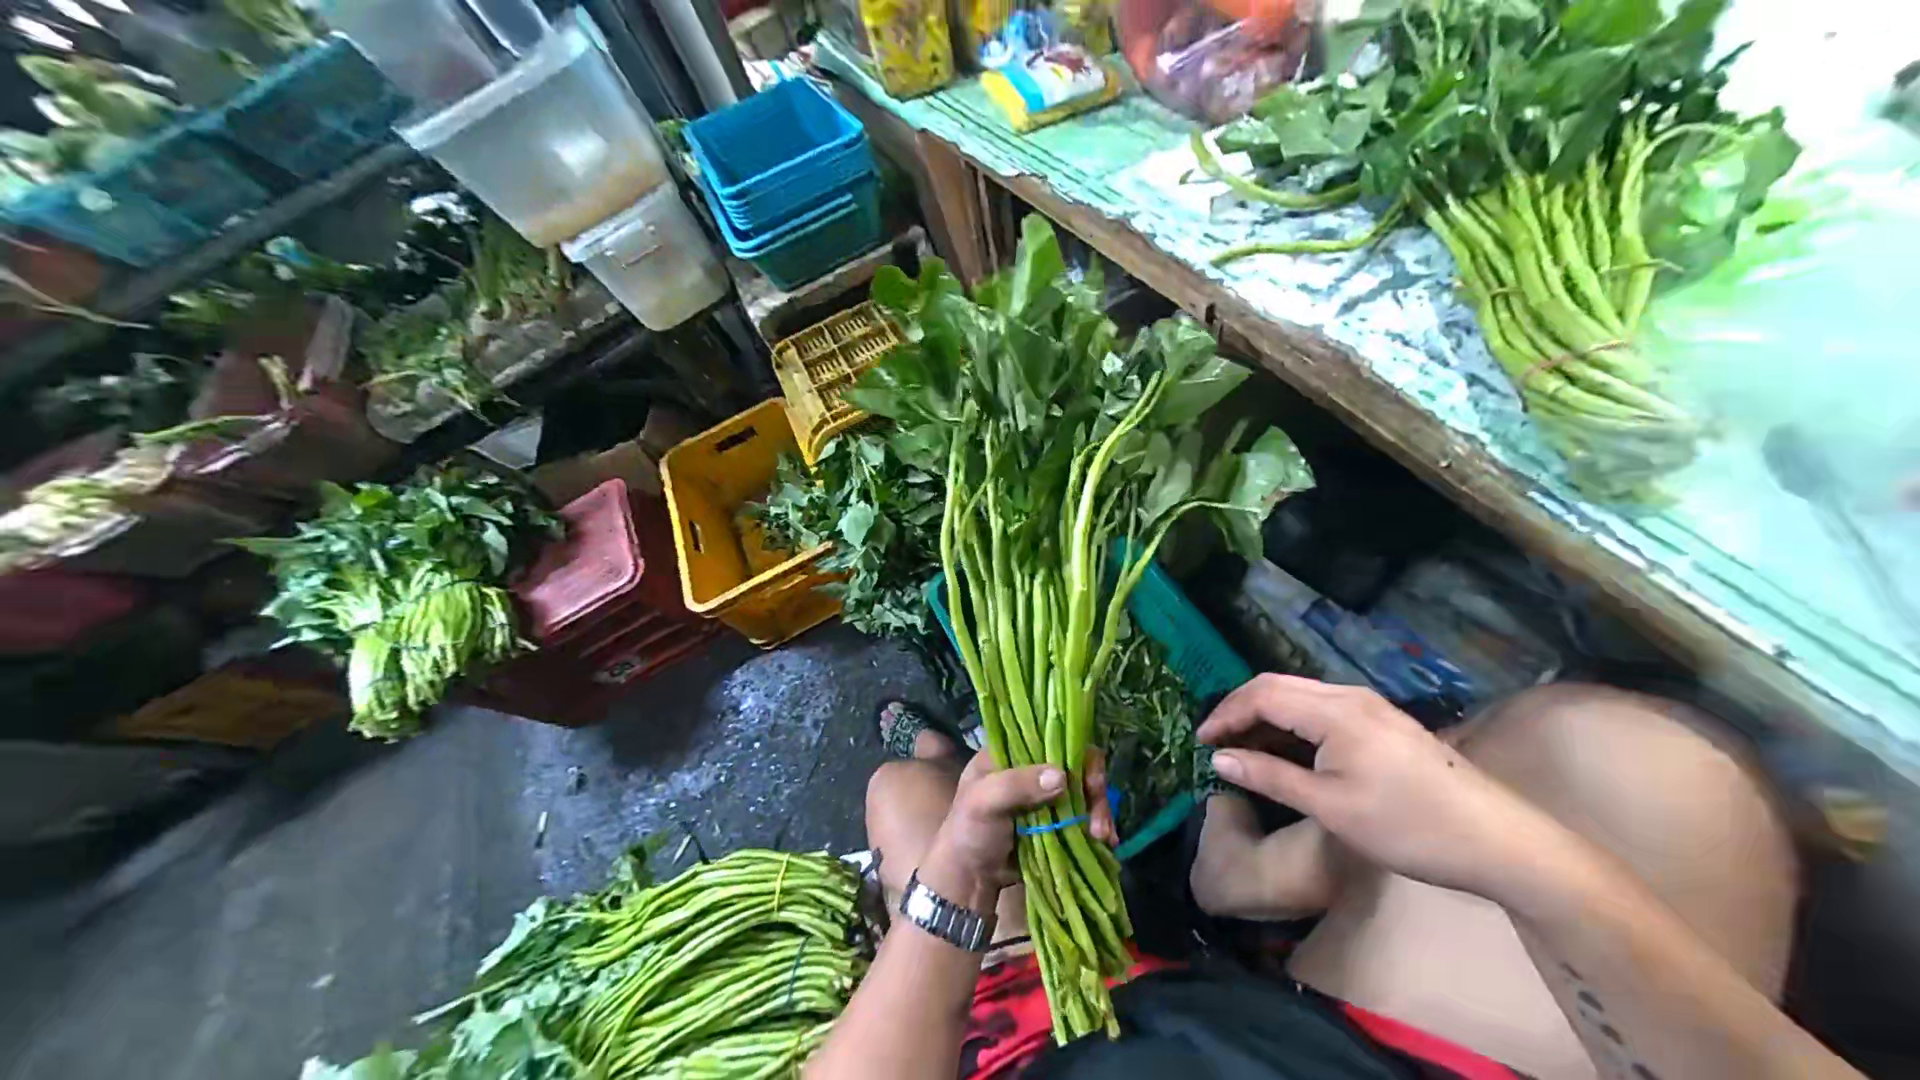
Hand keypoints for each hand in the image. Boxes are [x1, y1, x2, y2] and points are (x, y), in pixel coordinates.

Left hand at [918, 750, 1113, 911]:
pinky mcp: (1057, 819)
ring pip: (1084, 789)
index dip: (1074, 749)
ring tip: (1102, 836)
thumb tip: (1062, 775)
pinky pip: (1084, 815)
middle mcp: (1032, 765)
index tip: (1088, 776)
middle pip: (1075, 762)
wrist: (970, 878)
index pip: (1049, 735)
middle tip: (1098, 816)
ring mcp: (1047, 793)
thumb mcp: (983, 801)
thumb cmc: (969, 830)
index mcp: (1010, 750)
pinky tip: (1107, 843)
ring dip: (1098, 810)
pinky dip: (1098, 826)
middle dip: (1093, 787)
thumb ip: (1017, 785)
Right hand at [1198, 675, 1570, 897]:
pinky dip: (1291, 722)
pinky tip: (1285, 748)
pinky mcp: (1382, 723)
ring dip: (1265, 714)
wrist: (1501, 844)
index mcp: (1335, 710)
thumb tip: (1218, 759)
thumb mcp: (1329, 806)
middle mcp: (1349, 696)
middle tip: (1216, 741)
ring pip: (1299, 695)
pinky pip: (1320, 708)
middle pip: (1277, 686)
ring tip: (1243, 746)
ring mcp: (1369, 707)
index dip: (1225, 714)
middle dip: (1240, 709)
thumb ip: (1269, 776)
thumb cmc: (1408, 826)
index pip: (1262, 695)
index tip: (1200, 742)